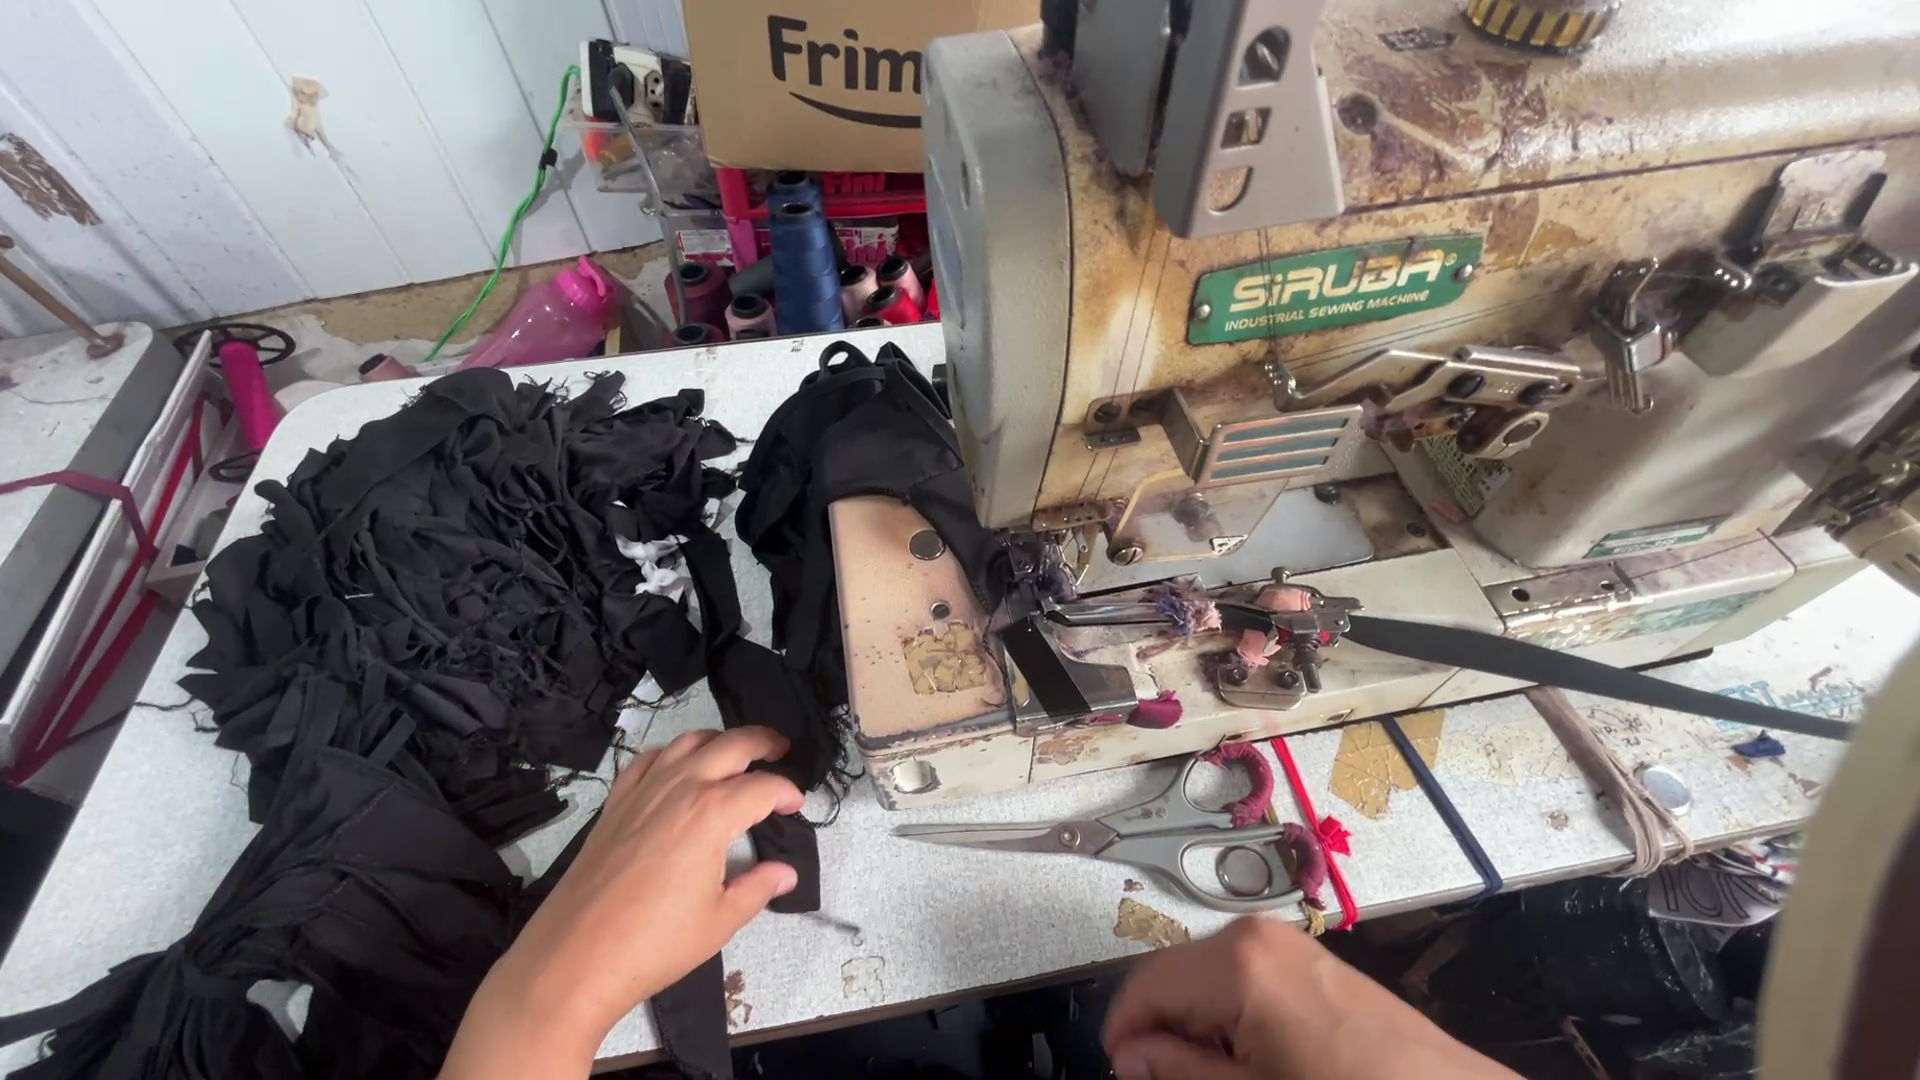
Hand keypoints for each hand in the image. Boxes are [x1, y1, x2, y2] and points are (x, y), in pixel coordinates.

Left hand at [442, 727, 804, 1078]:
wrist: (572, 959)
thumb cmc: (653, 943)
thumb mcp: (719, 922)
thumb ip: (758, 888)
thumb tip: (786, 873)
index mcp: (713, 813)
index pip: (764, 787)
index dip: (787, 792)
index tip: (797, 805)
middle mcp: (682, 787)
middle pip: (733, 743)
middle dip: (764, 742)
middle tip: (781, 750)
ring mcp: (645, 790)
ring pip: (690, 741)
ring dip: (720, 740)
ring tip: (735, 753)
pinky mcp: (616, 802)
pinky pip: (649, 759)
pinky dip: (672, 753)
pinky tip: (678, 768)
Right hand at [1103, 916, 1517, 1079]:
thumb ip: (1178, 1071)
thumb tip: (1128, 1054)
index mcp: (1234, 960)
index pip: (1145, 985)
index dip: (1124, 1033)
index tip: (1124, 1073)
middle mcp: (1253, 933)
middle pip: (1173, 975)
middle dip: (1163, 1028)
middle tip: (1170, 1079)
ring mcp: (1284, 941)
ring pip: (1205, 976)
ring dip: (1196, 1024)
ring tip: (1218, 1073)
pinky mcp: (1308, 958)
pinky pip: (1242, 977)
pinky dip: (1230, 1014)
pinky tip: (1255, 1058)